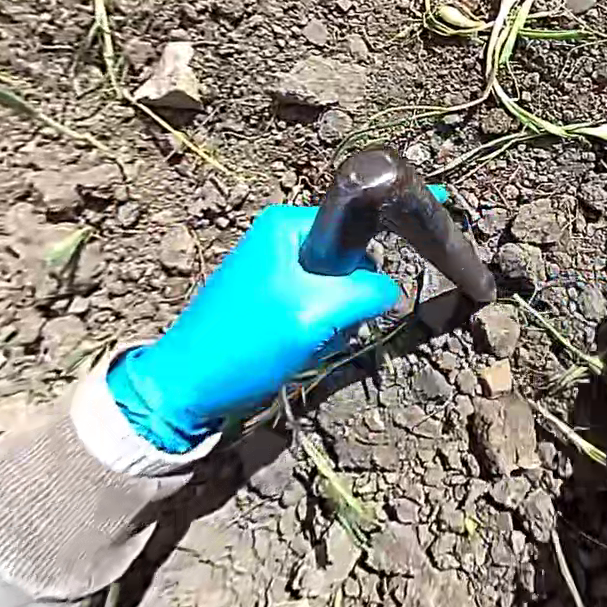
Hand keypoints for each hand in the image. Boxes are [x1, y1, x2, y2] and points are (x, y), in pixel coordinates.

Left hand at [108, 205, 400, 452]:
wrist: (186, 390)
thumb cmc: (245, 344)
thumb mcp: (316, 313)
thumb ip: (368, 292)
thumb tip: (393, 291)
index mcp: (287, 224)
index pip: (358, 216)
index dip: (387, 233)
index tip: (419, 233)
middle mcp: (283, 235)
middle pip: (354, 253)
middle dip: (357, 289)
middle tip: (341, 318)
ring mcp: (280, 264)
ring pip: (342, 280)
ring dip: (342, 311)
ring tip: (319, 335)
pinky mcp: (279, 291)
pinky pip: (324, 297)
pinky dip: (327, 320)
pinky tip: (311, 341)